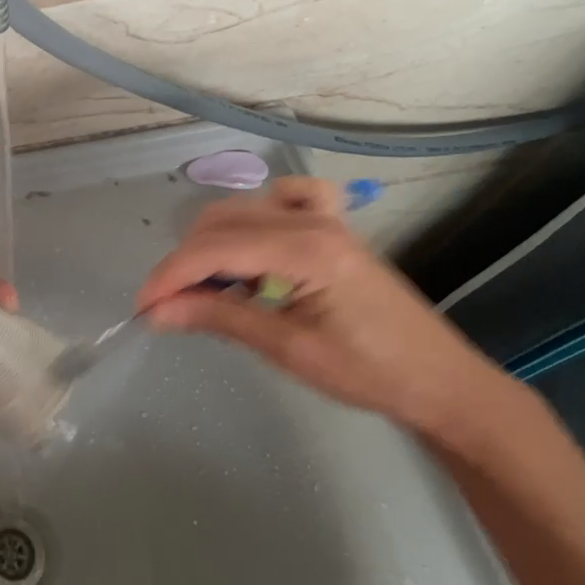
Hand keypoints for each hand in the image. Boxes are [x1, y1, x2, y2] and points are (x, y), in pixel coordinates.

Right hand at [134, 176, 505, 432]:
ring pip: (241, 211)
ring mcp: (324, 219)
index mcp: (305, 250)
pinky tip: (252, 248)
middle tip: (170, 307)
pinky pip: (285, 200)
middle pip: (219, 224)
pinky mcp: (333, 228)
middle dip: (185, 263)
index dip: (169, 276)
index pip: (213, 250)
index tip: (143, 308)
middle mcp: (311, 221)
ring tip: (204, 292)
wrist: (442, 383)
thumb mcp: (288, 349)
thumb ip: (220, 318)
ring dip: (211, 245)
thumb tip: (158, 311)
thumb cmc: (370, 374)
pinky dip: (255, 217)